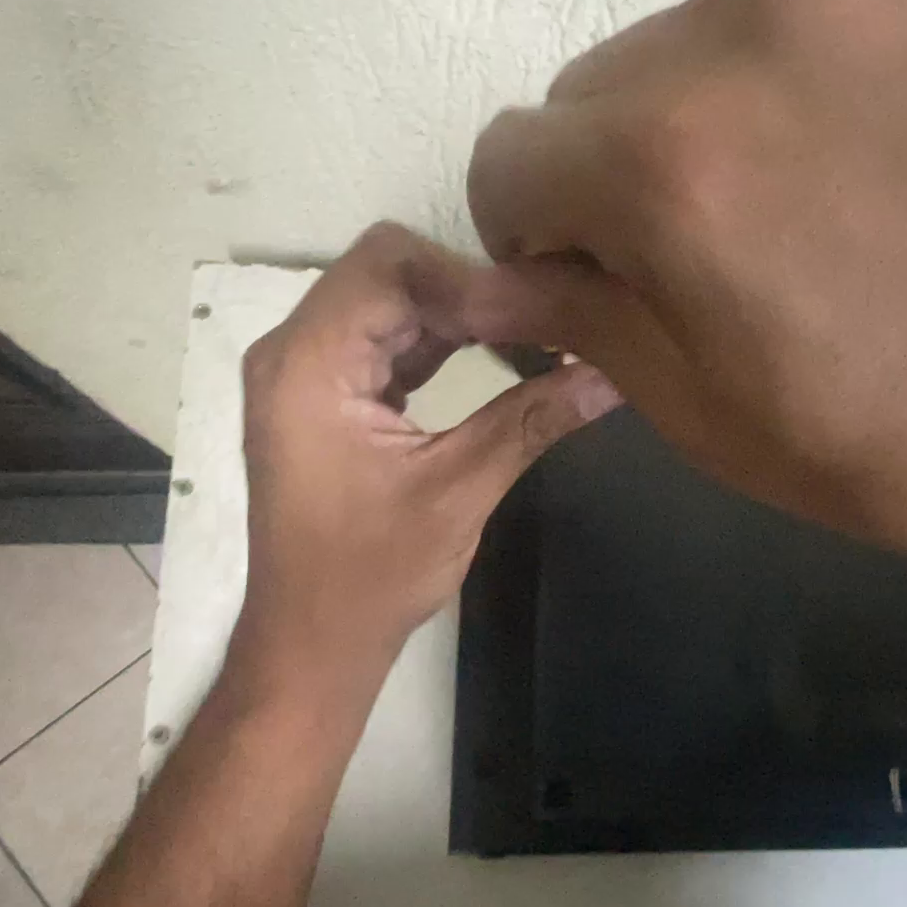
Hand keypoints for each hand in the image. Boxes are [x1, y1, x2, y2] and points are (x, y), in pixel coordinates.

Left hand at [240, 223, 620, 662]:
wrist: (313, 640)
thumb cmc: (372, 578)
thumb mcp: (457, 494)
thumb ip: (530, 421)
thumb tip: (611, 376)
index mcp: (308, 365)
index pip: (389, 266)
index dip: (472, 280)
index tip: (545, 312)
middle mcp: (295, 350)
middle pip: (388, 272)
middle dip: (471, 291)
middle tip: (546, 319)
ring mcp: (306, 371)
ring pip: (391, 301)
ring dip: (460, 315)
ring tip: (533, 335)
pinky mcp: (326, 394)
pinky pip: (386, 340)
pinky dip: (440, 342)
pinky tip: (494, 356)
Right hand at [465, 0, 906, 681]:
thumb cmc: (896, 451)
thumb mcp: (701, 414)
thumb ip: (581, 318)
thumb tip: (498, 279)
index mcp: (665, 164)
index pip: (506, 161)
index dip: (519, 244)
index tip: (569, 301)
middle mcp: (732, 33)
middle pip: (581, 101)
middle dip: (592, 193)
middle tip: (672, 286)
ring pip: (665, 59)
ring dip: (668, 144)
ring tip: (762, 240)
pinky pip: (758, 35)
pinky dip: (744, 104)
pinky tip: (816, 183)